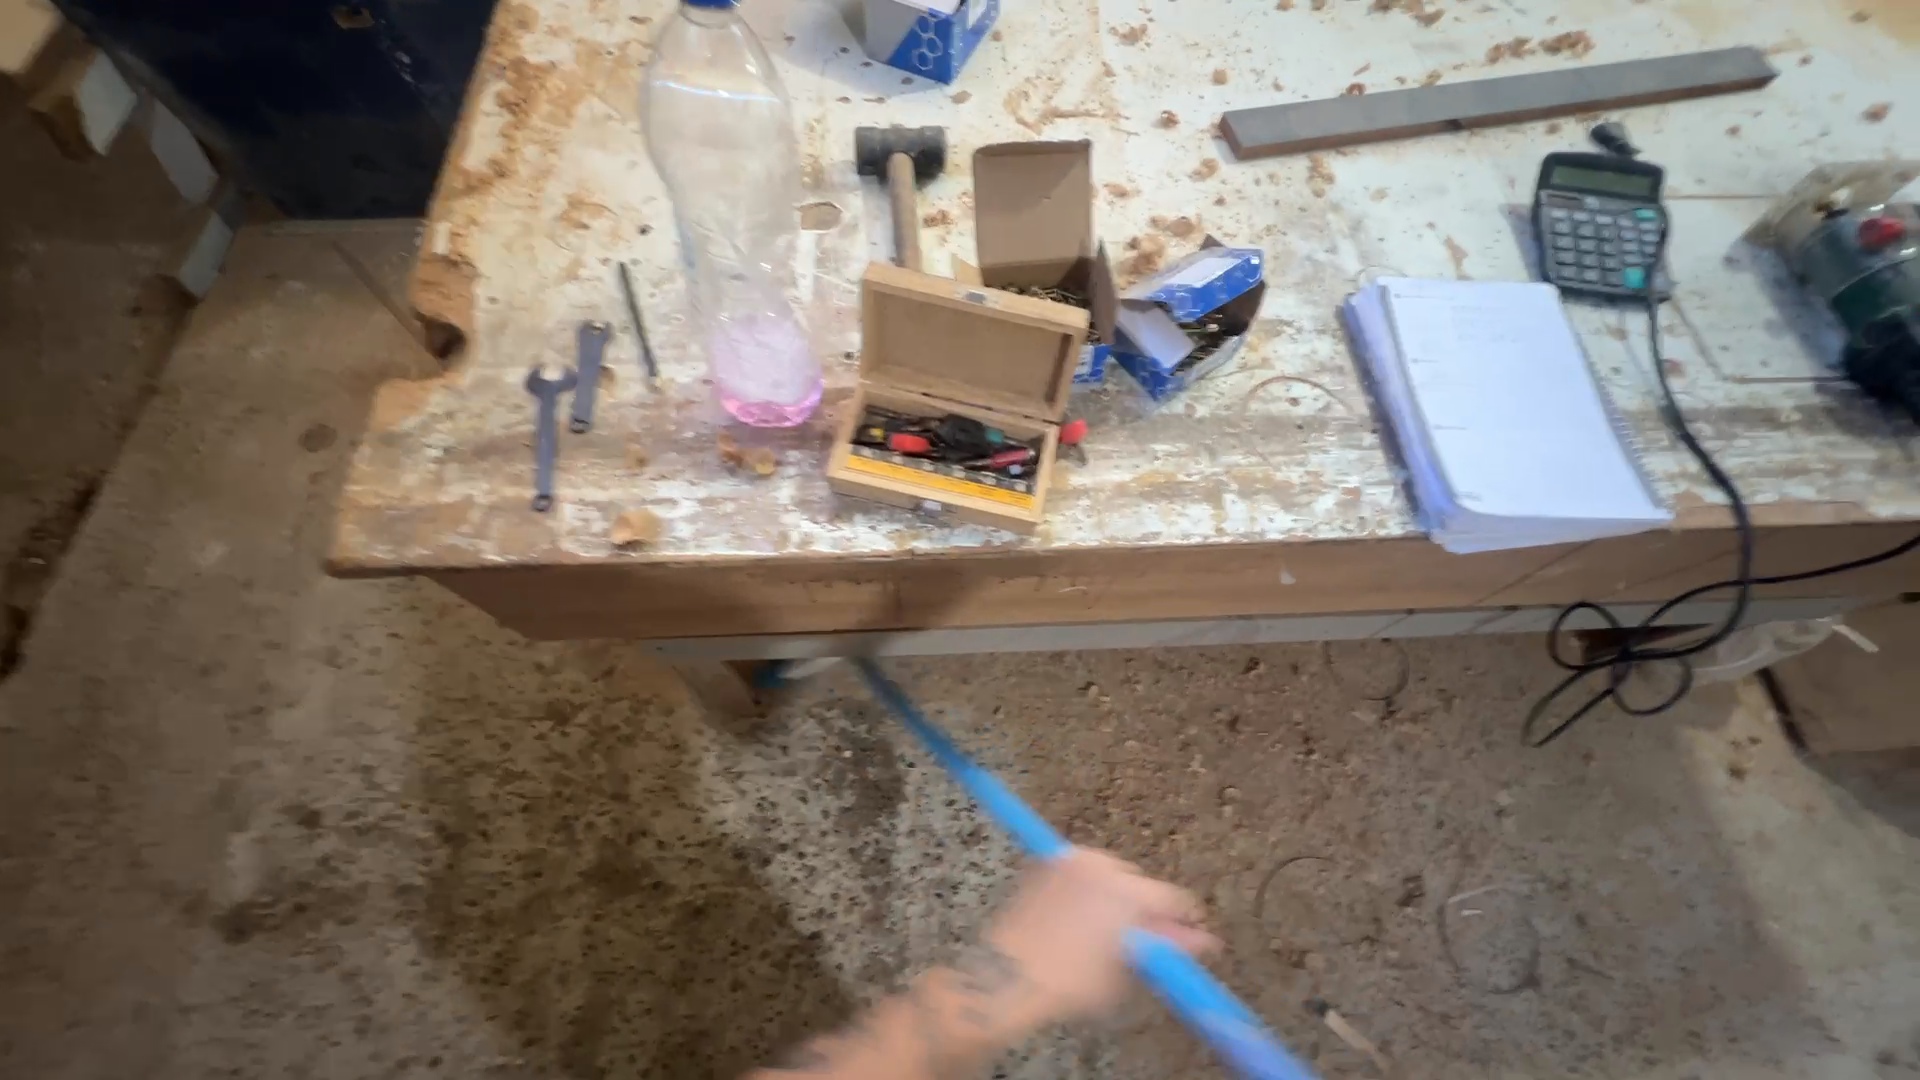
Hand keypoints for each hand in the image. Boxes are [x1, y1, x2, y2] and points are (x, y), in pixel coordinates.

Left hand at [984, 848, 1219, 1027]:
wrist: (1011, 970)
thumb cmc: (1072, 979)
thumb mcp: (1126, 970)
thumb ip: (1164, 949)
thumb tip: (1198, 941)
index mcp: (1129, 890)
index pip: (1174, 898)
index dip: (1185, 920)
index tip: (1189, 935)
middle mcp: (1102, 863)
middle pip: (1137, 882)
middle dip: (1142, 907)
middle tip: (1138, 937)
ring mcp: (1070, 858)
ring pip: (1107, 873)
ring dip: (1112, 894)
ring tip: (1104, 929)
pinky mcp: (1046, 862)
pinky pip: (1078, 871)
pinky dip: (1085, 887)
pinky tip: (1079, 916)